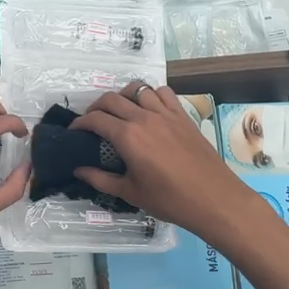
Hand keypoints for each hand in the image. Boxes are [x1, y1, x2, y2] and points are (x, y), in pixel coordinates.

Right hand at [71, 83, 264, 244]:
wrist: (214, 198)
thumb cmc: (170, 200)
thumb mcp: (131, 193)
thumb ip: (101, 179)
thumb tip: (78, 170)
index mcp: (128, 137)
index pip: (96, 119)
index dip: (80, 123)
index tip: (75, 131)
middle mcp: (144, 117)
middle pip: (112, 99)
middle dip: (96, 107)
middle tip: (92, 121)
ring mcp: (165, 113)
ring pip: (138, 89)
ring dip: (124, 96)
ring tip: (120, 110)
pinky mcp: (182, 115)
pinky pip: (163, 92)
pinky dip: (151, 95)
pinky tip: (149, 108)